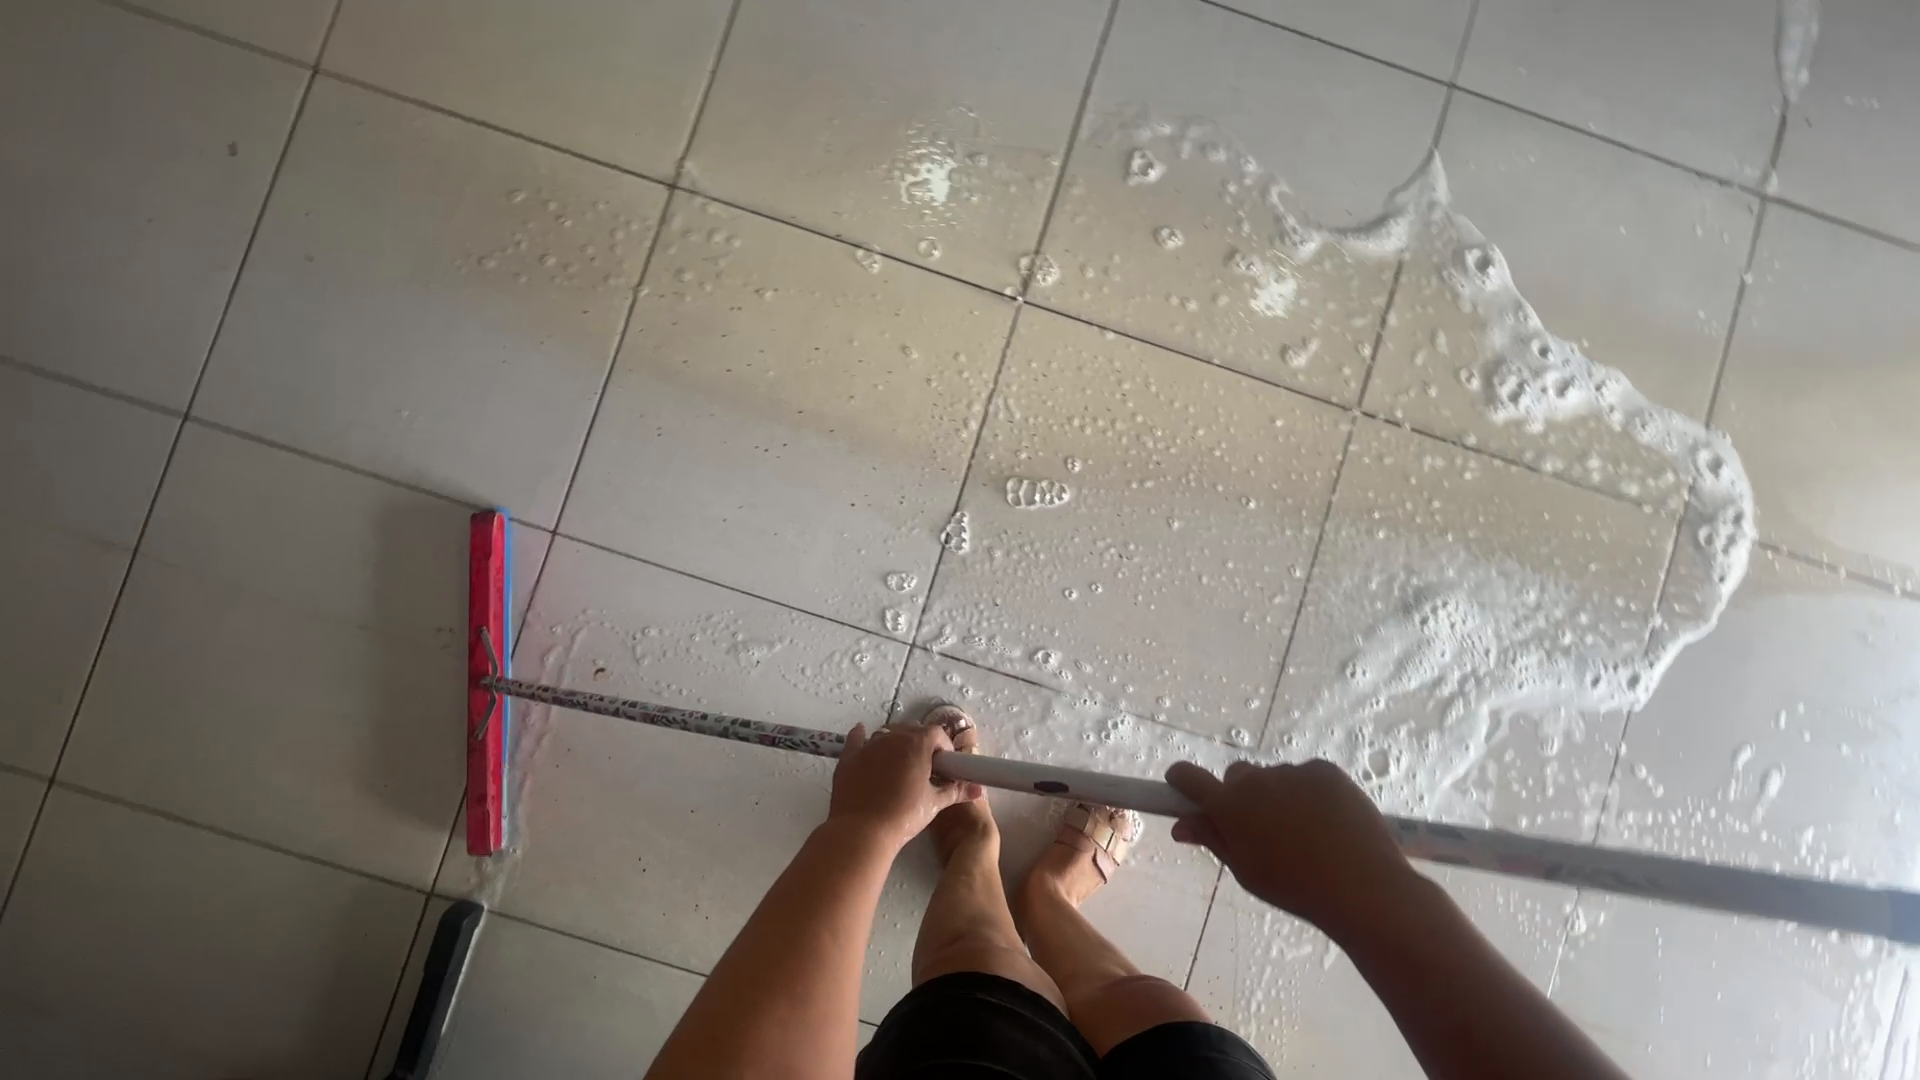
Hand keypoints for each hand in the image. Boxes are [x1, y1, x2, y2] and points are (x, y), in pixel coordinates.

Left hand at [828, 723, 981, 850]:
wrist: (862, 831)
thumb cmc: (903, 815)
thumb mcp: (934, 804)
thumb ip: (956, 791)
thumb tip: (978, 789)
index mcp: (917, 744)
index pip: (936, 733)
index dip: (943, 746)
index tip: (944, 764)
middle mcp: (893, 738)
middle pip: (912, 730)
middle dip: (921, 743)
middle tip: (925, 766)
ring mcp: (868, 745)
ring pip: (886, 734)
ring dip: (896, 743)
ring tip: (899, 764)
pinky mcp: (849, 757)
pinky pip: (857, 739)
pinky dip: (861, 737)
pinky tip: (862, 735)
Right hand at [1165, 758, 1415, 936]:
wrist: (1362, 887)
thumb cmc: (1295, 887)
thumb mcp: (1245, 870)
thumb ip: (1212, 840)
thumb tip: (1180, 826)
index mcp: (1228, 805)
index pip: (1188, 777)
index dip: (1181, 780)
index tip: (1183, 788)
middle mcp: (1255, 780)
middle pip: (1237, 777)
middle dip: (1241, 796)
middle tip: (1261, 829)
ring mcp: (1291, 771)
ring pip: (1274, 778)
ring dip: (1279, 796)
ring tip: (1307, 833)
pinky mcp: (1324, 769)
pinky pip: (1306, 776)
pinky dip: (1310, 792)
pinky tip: (1328, 822)